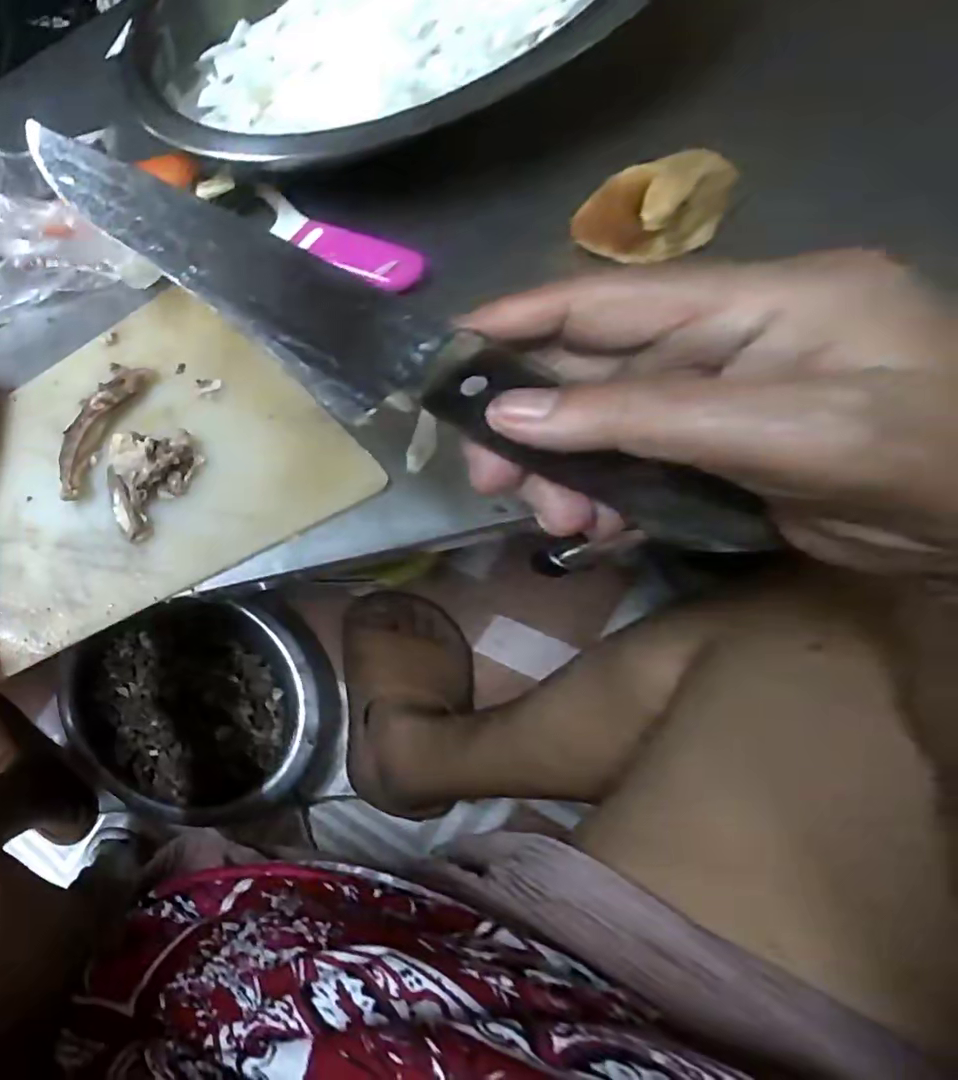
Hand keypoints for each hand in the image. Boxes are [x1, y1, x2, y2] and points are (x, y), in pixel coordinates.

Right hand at [460, 250, 957, 576]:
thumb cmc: (926, 459)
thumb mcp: (776, 431)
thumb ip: (631, 416)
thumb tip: (503, 415)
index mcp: (755, 299)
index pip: (601, 298)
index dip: (511, 319)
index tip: (438, 353)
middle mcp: (719, 334)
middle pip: (576, 369)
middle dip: (524, 428)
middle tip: (491, 480)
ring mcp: (707, 388)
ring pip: (581, 421)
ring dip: (553, 473)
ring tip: (558, 523)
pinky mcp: (699, 437)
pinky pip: (610, 456)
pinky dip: (588, 494)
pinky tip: (594, 529)